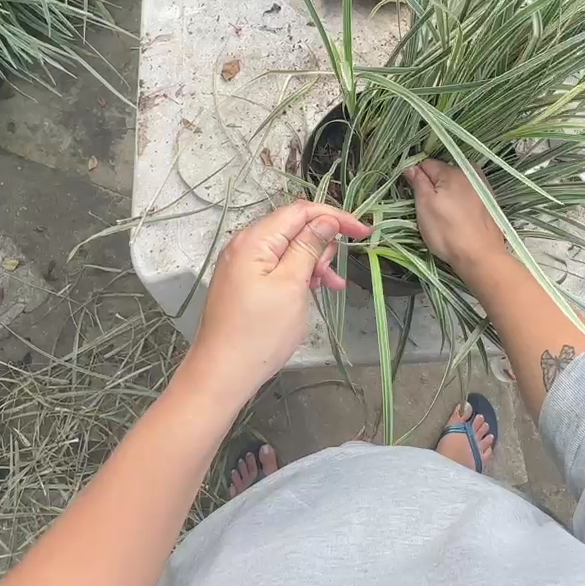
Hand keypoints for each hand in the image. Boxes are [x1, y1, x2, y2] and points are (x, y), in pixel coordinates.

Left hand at [180, 200, 370, 403]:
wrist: (221, 374)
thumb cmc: (259, 333)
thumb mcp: (292, 286)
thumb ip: (308, 247)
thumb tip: (325, 220)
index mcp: (254, 239)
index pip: (300, 211)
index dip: (334, 216)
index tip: (362, 232)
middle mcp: (245, 244)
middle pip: (293, 227)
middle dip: (321, 243)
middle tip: (333, 273)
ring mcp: (242, 263)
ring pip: (287, 248)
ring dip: (313, 261)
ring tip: (328, 286)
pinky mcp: (243, 281)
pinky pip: (277, 265)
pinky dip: (298, 273)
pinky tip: (314, 290)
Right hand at [405, 158, 504, 271]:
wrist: (481, 256)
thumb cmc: (447, 230)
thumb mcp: (425, 205)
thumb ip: (418, 182)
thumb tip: (411, 167)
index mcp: (452, 171)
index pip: (426, 164)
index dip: (416, 178)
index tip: (414, 195)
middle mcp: (469, 173)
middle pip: (442, 173)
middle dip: (433, 185)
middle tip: (428, 208)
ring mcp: (482, 187)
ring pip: (455, 184)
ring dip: (447, 193)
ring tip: (444, 214)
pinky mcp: (489, 202)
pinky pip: (467, 194)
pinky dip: (460, 201)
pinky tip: (458, 216)